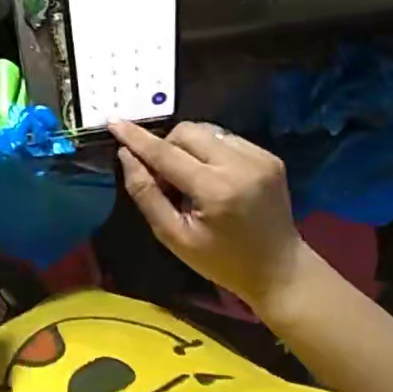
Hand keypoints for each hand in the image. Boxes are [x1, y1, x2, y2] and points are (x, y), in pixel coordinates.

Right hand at [110, 120, 307, 312]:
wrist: (278, 269)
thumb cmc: (220, 260)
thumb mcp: (173, 236)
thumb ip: (146, 194)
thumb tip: (126, 156)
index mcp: (216, 190)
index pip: (166, 153)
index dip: (136, 138)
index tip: (114, 123)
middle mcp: (241, 165)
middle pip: (187, 132)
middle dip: (166, 147)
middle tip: (164, 180)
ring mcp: (260, 157)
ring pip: (206, 131)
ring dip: (187, 148)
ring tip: (189, 179)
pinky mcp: (269, 156)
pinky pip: (225, 138)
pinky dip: (209, 151)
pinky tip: (212, 177)